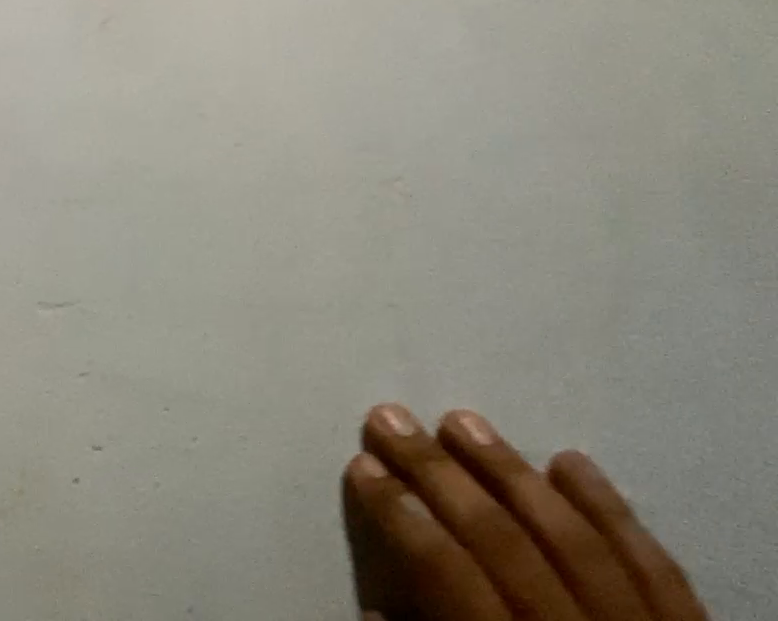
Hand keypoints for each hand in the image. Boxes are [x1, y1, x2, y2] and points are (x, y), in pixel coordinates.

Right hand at [344, 405, 706, 620]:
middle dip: (437, 473)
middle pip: (503, 542)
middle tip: (389, 418)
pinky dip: (611, 511)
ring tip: (461, 420)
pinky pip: (658, 569)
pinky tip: (569, 460)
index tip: (361, 464)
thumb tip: (371, 610)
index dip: (400, 516)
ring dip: (512, 473)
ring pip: (575, 541)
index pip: (449, 576)